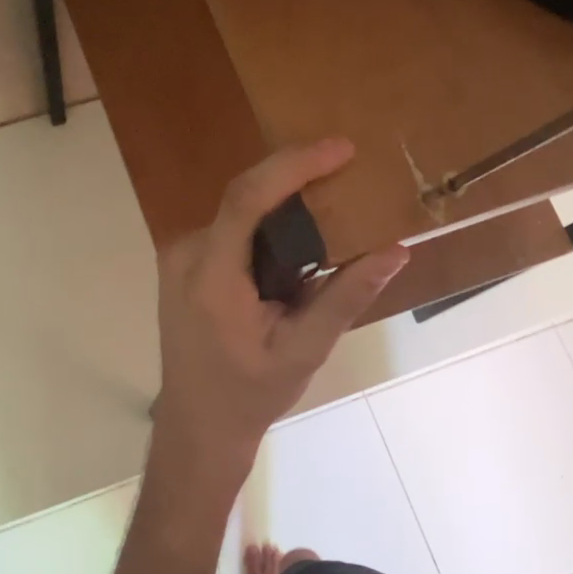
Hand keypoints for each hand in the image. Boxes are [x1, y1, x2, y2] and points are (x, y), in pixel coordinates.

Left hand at [148, 141, 409, 484]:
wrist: (197, 424)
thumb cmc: (248, 394)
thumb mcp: (304, 351)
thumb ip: (346, 298)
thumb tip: (395, 251)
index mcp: (211, 276)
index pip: (247, 198)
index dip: (293, 165)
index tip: (341, 149)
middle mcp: (185, 256)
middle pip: (243, 198)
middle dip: (296, 183)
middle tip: (348, 177)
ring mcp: (177, 259)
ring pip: (236, 213)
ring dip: (281, 210)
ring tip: (329, 215)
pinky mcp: (181, 266)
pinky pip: (228, 230)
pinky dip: (263, 230)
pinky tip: (294, 251)